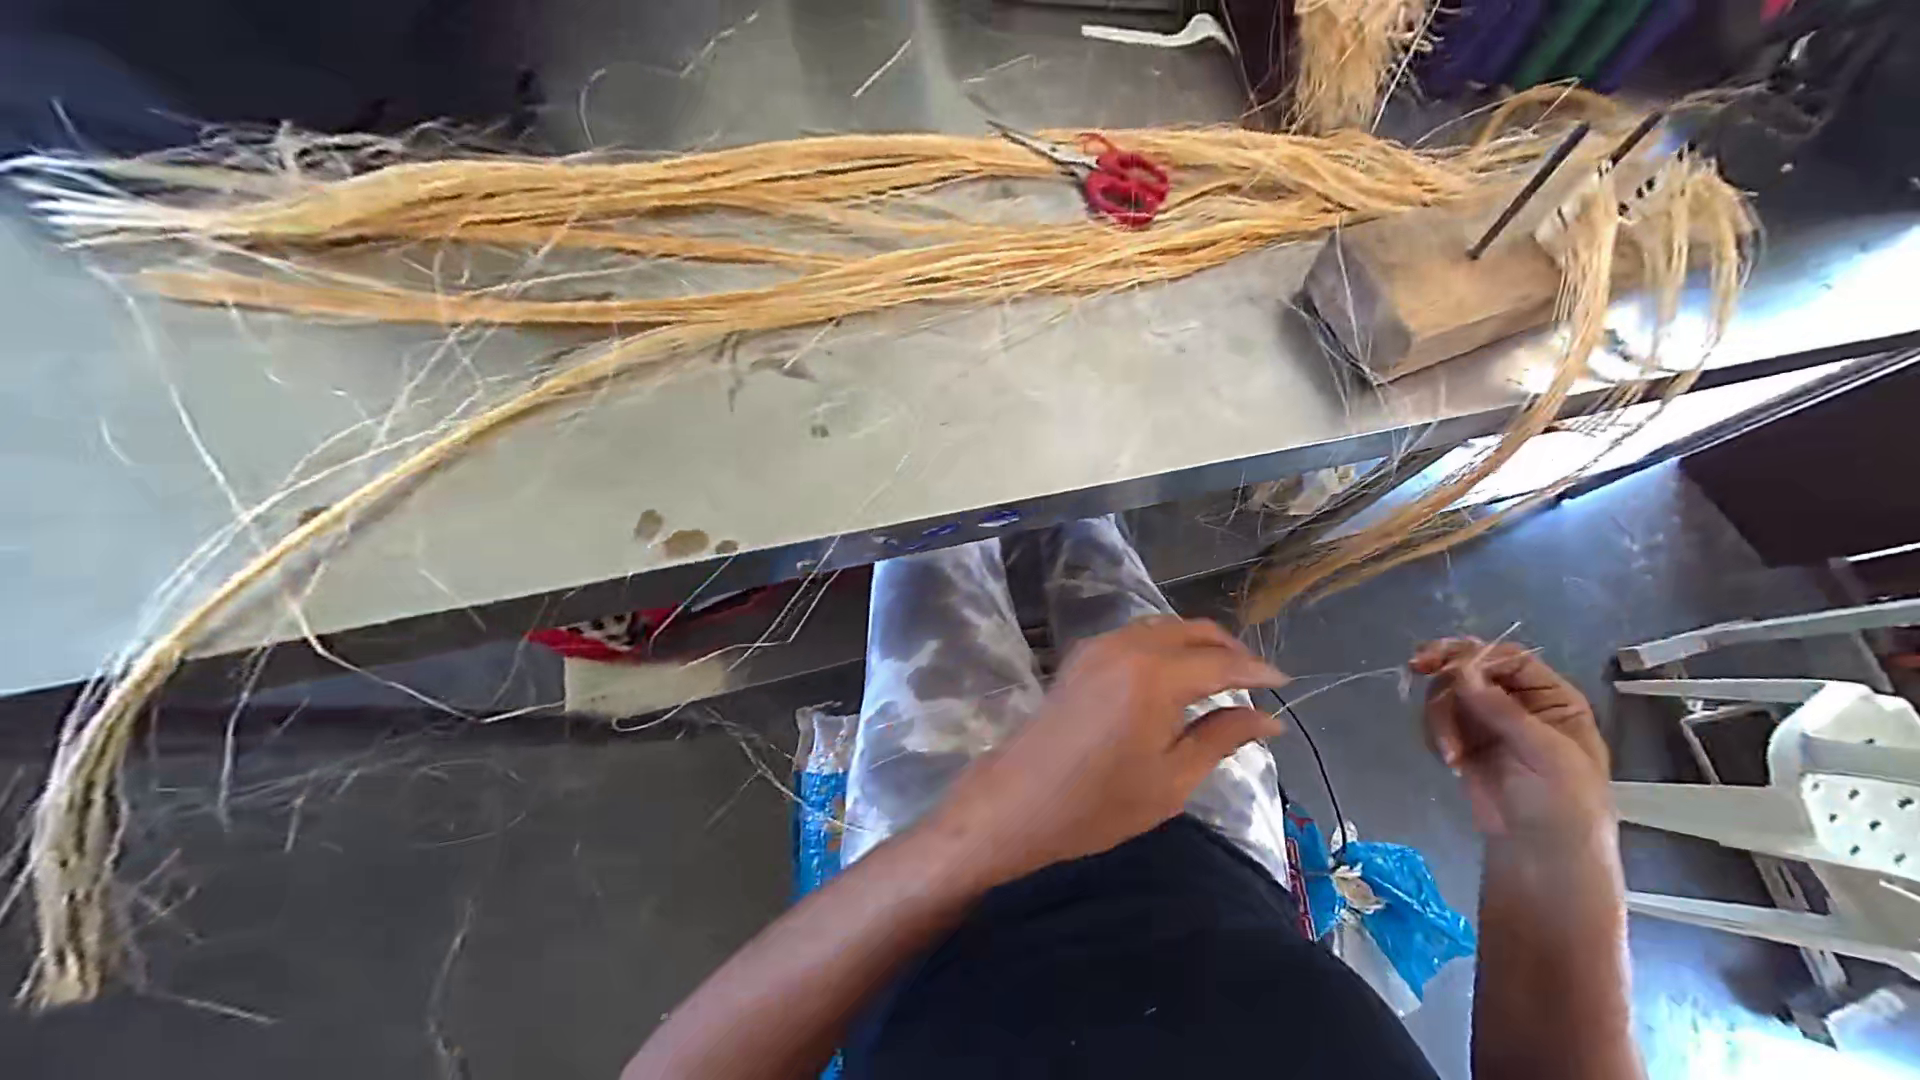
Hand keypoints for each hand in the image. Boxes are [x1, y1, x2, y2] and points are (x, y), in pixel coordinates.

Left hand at [930, 617, 1288, 885]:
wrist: (1018, 801)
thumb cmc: (1099, 803)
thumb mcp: (1172, 779)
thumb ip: (1221, 738)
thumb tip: (1267, 719)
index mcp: (1155, 675)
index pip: (1222, 662)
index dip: (1257, 671)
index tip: (1284, 682)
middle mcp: (1127, 647)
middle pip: (1192, 631)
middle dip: (1229, 649)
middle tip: (1255, 681)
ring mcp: (1098, 647)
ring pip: (1162, 628)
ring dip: (1196, 644)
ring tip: (1221, 678)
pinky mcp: (1080, 657)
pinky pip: (1135, 637)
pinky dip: (1164, 646)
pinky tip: (1175, 676)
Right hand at [1410, 638, 1612, 845]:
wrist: (1541, 855)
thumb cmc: (1564, 805)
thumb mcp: (1546, 755)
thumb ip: (1503, 710)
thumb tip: (1462, 670)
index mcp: (1550, 699)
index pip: (1506, 658)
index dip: (1472, 655)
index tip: (1438, 663)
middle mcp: (1516, 702)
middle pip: (1468, 667)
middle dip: (1442, 673)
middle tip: (1414, 668)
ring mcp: (1486, 721)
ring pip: (1445, 693)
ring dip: (1439, 717)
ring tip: (1451, 753)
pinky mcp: (1462, 739)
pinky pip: (1434, 718)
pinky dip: (1434, 735)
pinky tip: (1451, 761)